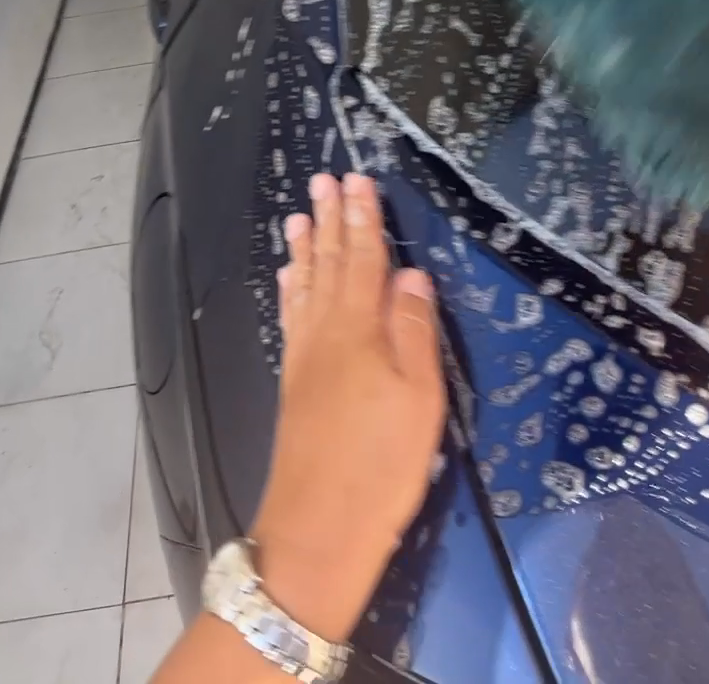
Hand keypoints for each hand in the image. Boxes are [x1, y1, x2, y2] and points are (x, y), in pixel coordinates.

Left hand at [249, 172, 447, 642]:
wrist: (318, 529)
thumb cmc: (382, 465)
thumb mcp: (419, 399)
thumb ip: (413, 330)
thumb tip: (410, 273)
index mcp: (359, 330)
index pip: (364, 260)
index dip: (362, 219)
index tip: (357, 180)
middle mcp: (325, 332)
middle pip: (329, 264)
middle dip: (330, 220)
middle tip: (322, 179)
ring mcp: (304, 355)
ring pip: (304, 286)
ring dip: (305, 248)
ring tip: (299, 214)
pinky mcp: (293, 379)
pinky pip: (291, 316)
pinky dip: (290, 288)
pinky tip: (288, 276)